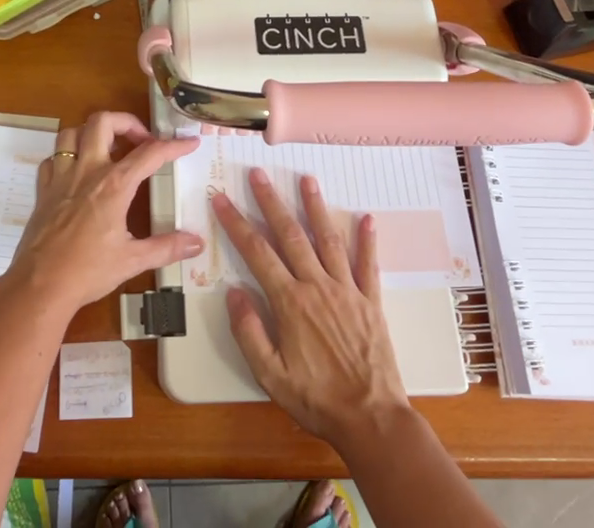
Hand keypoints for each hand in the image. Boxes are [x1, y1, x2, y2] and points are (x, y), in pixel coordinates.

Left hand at [9, 111, 201, 310]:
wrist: (40, 285)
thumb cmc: (88, 271)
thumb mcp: (133, 260)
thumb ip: (166, 247)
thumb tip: (196, 243)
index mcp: (114, 185)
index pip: (150, 154)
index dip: (173, 145)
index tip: (189, 143)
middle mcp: (87, 171)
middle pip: (103, 122)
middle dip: (126, 122)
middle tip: (141, 141)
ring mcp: (61, 178)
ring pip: (72, 133)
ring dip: (92, 133)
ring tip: (108, 149)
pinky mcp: (43, 190)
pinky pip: (52, 159)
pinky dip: (66, 157)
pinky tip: (77, 172)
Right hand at [212, 168, 410, 447]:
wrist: (371, 418)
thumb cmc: (316, 400)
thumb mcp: (269, 374)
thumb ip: (249, 331)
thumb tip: (234, 292)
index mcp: (289, 303)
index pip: (256, 253)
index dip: (236, 223)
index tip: (221, 199)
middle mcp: (317, 287)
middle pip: (290, 235)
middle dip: (271, 202)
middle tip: (258, 175)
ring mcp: (347, 291)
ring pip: (327, 240)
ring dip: (316, 208)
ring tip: (307, 180)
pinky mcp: (371, 302)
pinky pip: (368, 265)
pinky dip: (367, 240)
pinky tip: (366, 218)